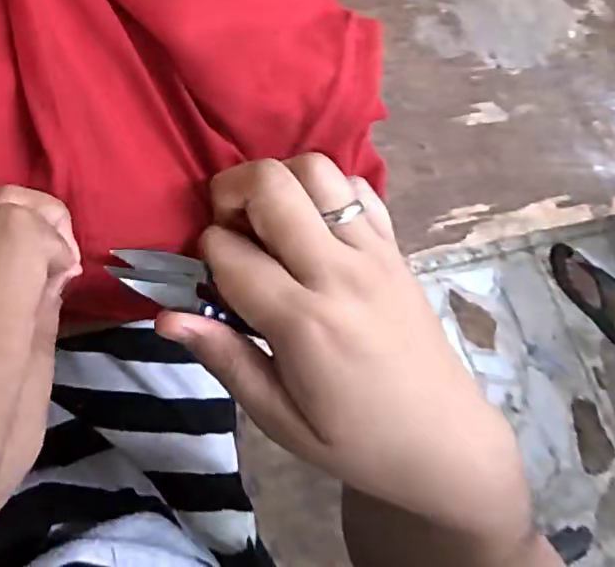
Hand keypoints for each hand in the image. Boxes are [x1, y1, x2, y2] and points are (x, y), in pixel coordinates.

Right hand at [155, 157, 538, 560]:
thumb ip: (222, 357)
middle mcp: (339, 273)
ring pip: (314, 168)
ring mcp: (374, 251)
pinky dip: (325, 189)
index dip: (206, 253)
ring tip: (270, 218)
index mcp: (305, 322)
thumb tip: (165, 316)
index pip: (230, 250)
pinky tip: (315, 225)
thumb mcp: (279, 417)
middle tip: (230, 226)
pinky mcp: (395, 244)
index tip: (212, 277)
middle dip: (230, 191)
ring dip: (277, 180)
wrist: (449, 446)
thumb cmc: (355, 439)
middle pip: (270, 184)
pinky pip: (357, 184)